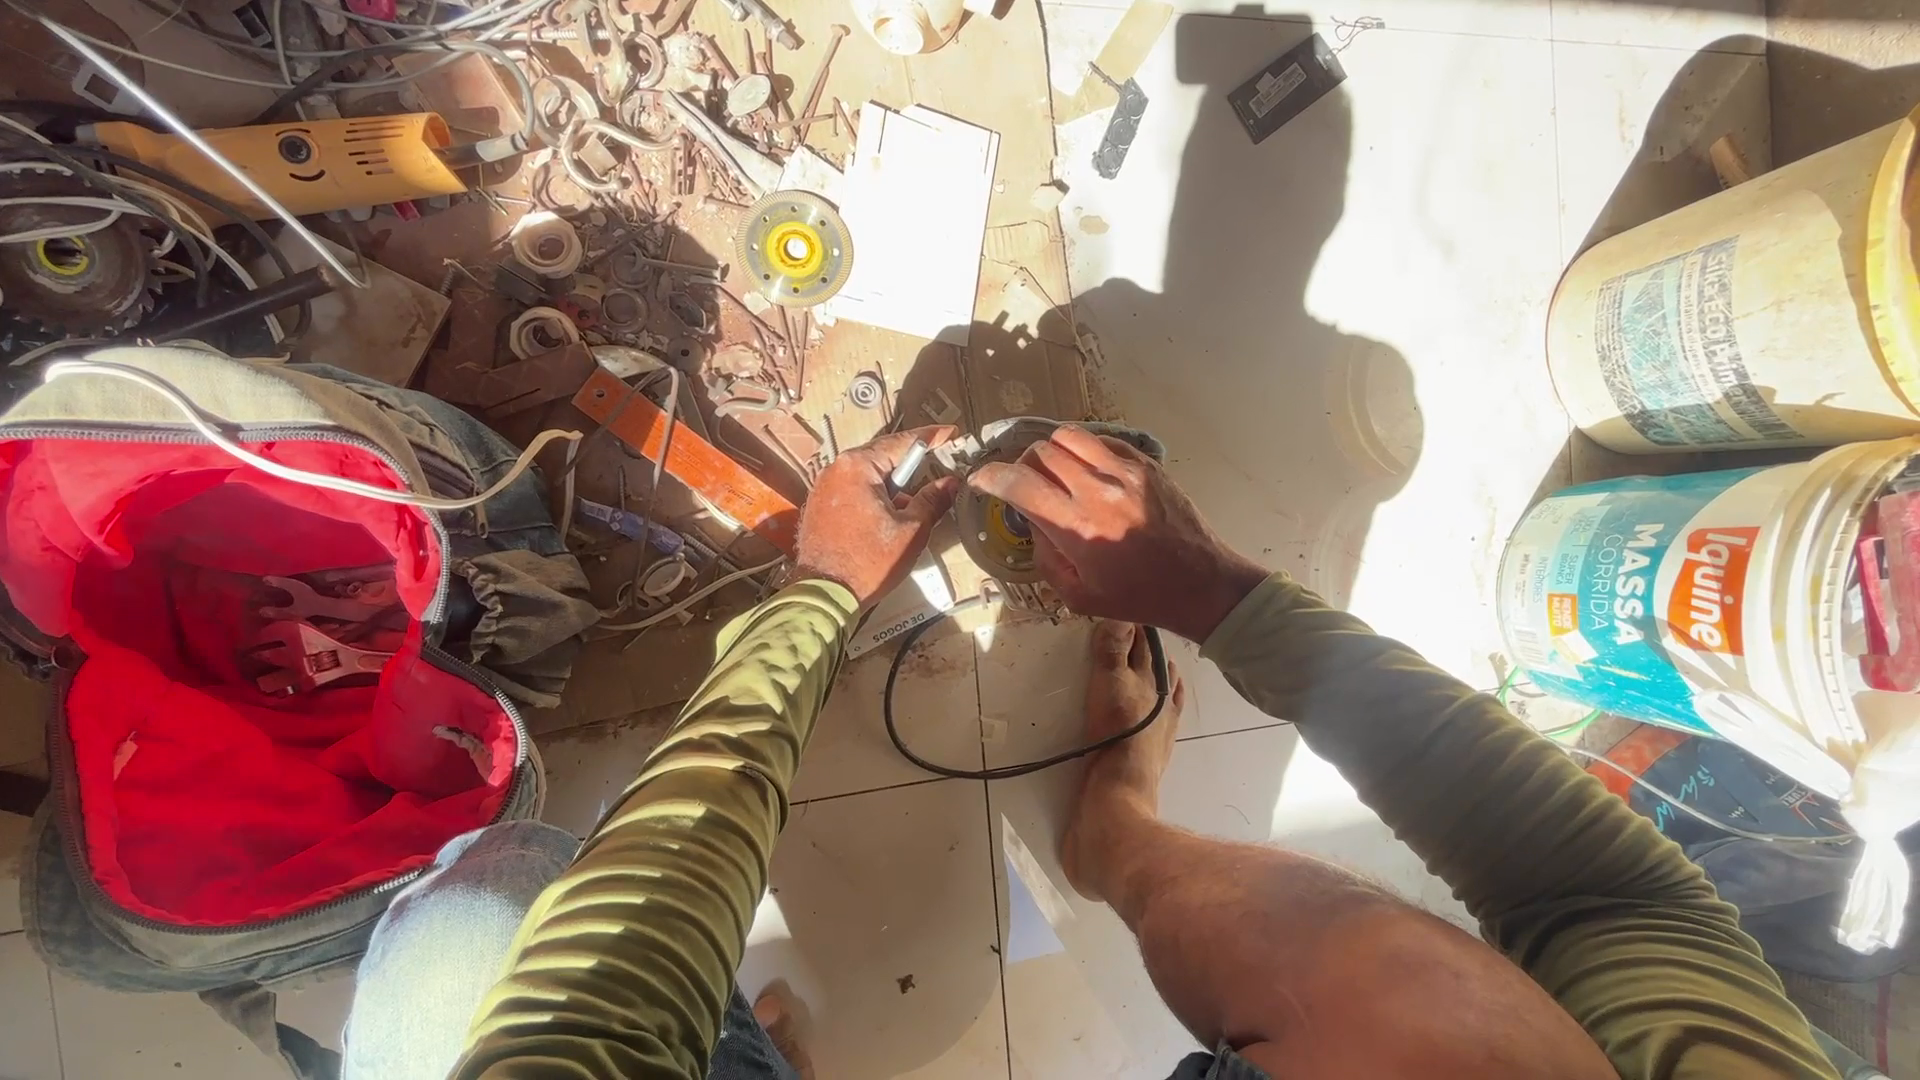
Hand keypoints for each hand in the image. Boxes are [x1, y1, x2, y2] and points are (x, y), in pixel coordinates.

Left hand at [791, 426, 959, 608]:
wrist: (825, 594)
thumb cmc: (867, 563)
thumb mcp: (911, 530)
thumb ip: (932, 500)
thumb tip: (949, 483)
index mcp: (857, 467)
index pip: (901, 442)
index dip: (930, 437)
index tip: (949, 433)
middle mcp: (836, 470)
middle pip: (882, 456)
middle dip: (911, 465)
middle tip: (937, 466)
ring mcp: (824, 488)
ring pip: (868, 475)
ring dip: (893, 485)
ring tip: (912, 506)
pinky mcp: (819, 506)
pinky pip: (854, 490)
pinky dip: (875, 496)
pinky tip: (889, 517)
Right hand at [968, 426, 1266, 641]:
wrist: (1200, 583)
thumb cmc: (1137, 596)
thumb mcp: (1076, 595)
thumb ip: (1044, 556)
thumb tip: (1033, 521)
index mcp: (1076, 526)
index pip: (1017, 481)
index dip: (990, 476)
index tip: (981, 480)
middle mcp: (1096, 489)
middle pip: (1039, 452)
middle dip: (1021, 466)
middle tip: (1025, 485)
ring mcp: (1123, 470)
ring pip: (1067, 436)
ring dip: (1050, 452)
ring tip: (1055, 472)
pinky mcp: (1145, 463)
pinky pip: (1101, 440)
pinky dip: (1083, 451)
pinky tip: (1088, 472)